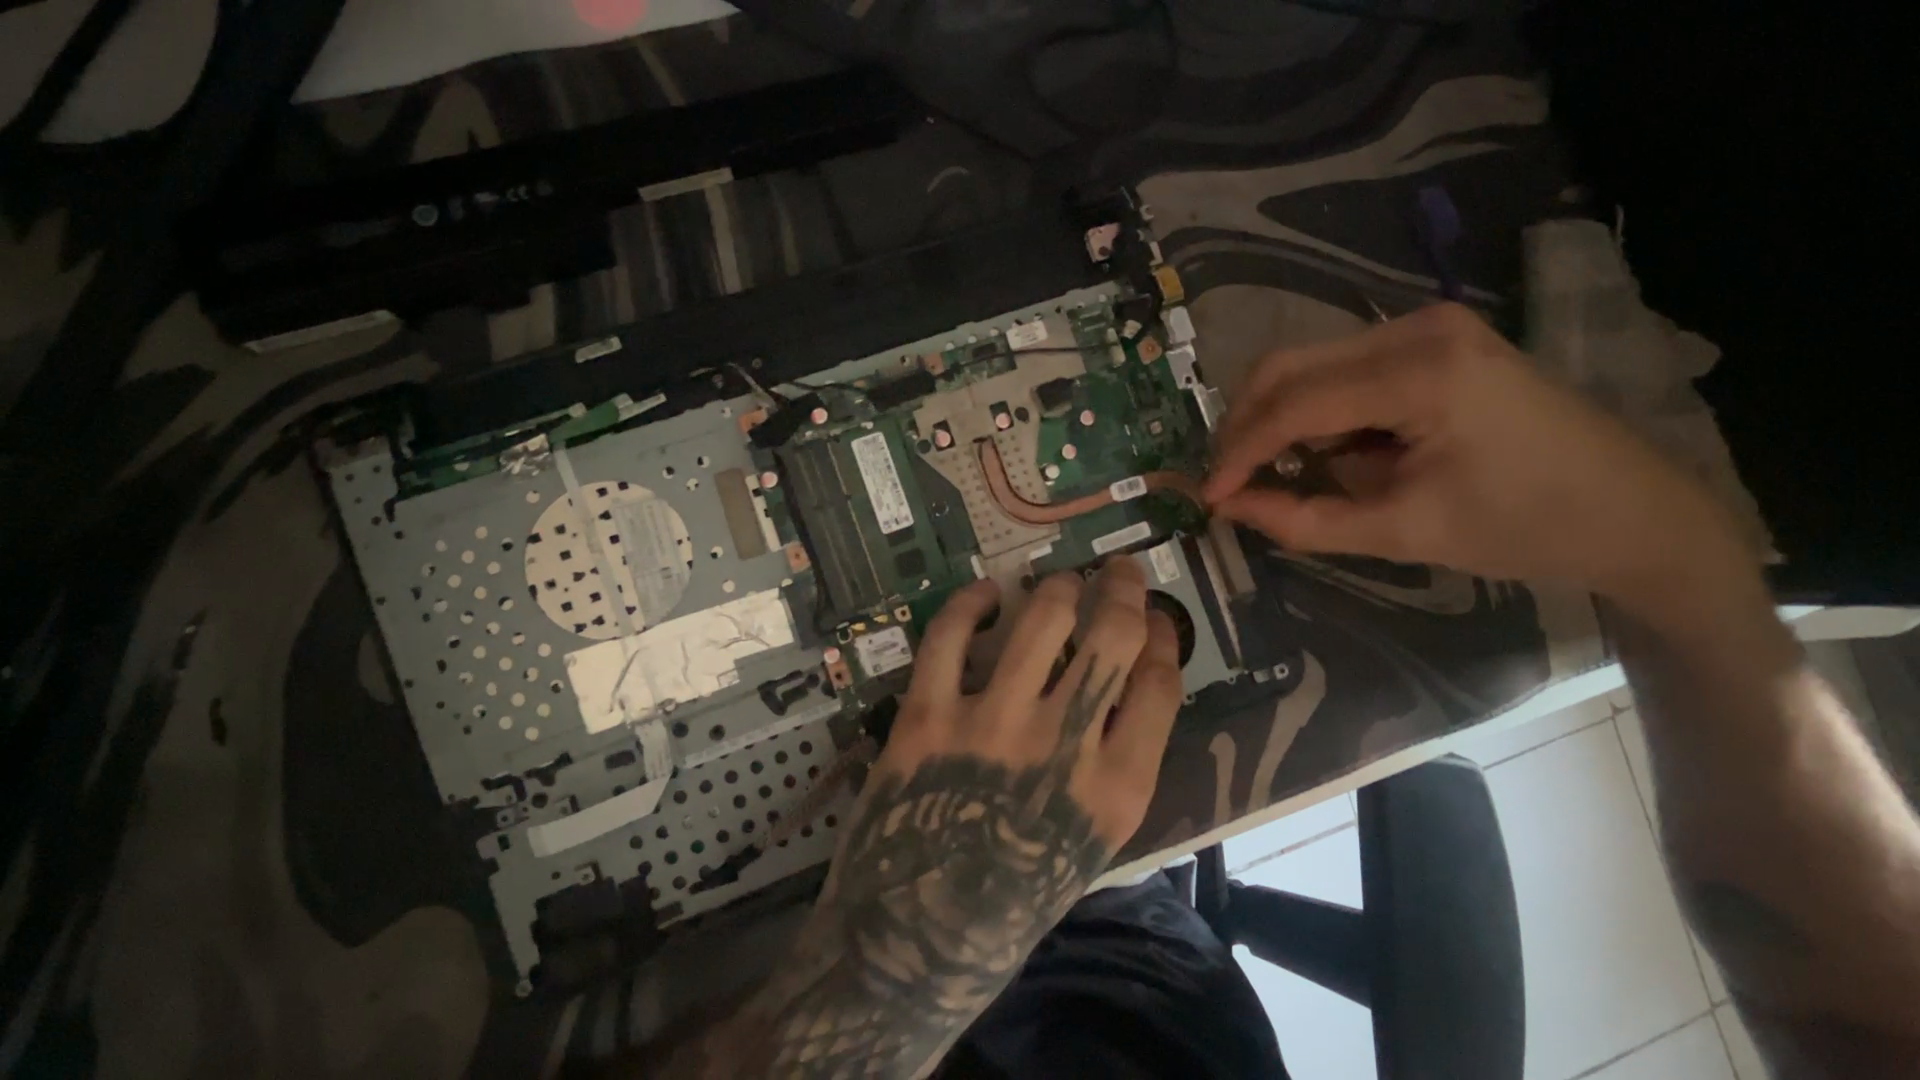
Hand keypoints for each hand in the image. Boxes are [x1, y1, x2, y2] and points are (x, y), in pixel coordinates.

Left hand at [686, 559, 1181, 1076]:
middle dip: (1121, 588)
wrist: (913, 942)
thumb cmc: (1012, 897)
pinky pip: (951, 635)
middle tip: (1116, 571)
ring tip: (1058, 581)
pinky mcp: (925, 716)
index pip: (1162, 682)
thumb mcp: (1090, 842)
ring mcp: (991, 726)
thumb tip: (1128, 681)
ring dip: (1055, 588)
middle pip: (1112, 635)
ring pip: (1040, 619)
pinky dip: (972, 602)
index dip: (1164, 635)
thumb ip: (1116, 765)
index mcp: (1117, 789)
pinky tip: (987, 593)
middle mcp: (1063, 747)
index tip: (1157, 617)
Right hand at [1204, 303, 1757, 612]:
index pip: (1293, 403)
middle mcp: (1417, 328)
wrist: (1632, 509)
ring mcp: (1427, 326)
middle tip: (1226, 482)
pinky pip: (1342, 369)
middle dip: (1245, 426)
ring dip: (1277, 418)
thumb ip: (1305, 519)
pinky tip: (1317, 454)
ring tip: (1266, 475)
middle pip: (1289, 366)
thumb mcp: (1404, 533)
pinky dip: (1315, 412)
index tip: (1207, 497)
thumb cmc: (1524, 528)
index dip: (1238, 451)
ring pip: (1309, 364)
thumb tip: (1230, 507)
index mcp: (1420, 371)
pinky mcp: (1433, 340)